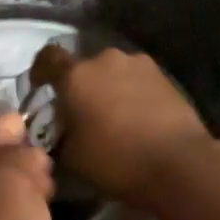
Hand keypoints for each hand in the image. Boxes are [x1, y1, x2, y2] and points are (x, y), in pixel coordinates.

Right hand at [30, 46, 219, 207]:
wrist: (178, 161)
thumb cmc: (116, 160)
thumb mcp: (72, 158)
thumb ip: (58, 136)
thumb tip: (60, 131)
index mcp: (77, 75)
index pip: (48, 57)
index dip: (41, 70)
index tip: (41, 87)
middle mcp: (106, 59)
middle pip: (84, 66)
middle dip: (80, 85)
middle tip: (82, 112)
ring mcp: (139, 64)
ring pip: (113, 71)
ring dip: (108, 87)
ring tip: (114, 116)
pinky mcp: (164, 75)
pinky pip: (137, 79)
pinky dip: (131, 92)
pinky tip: (137, 117)